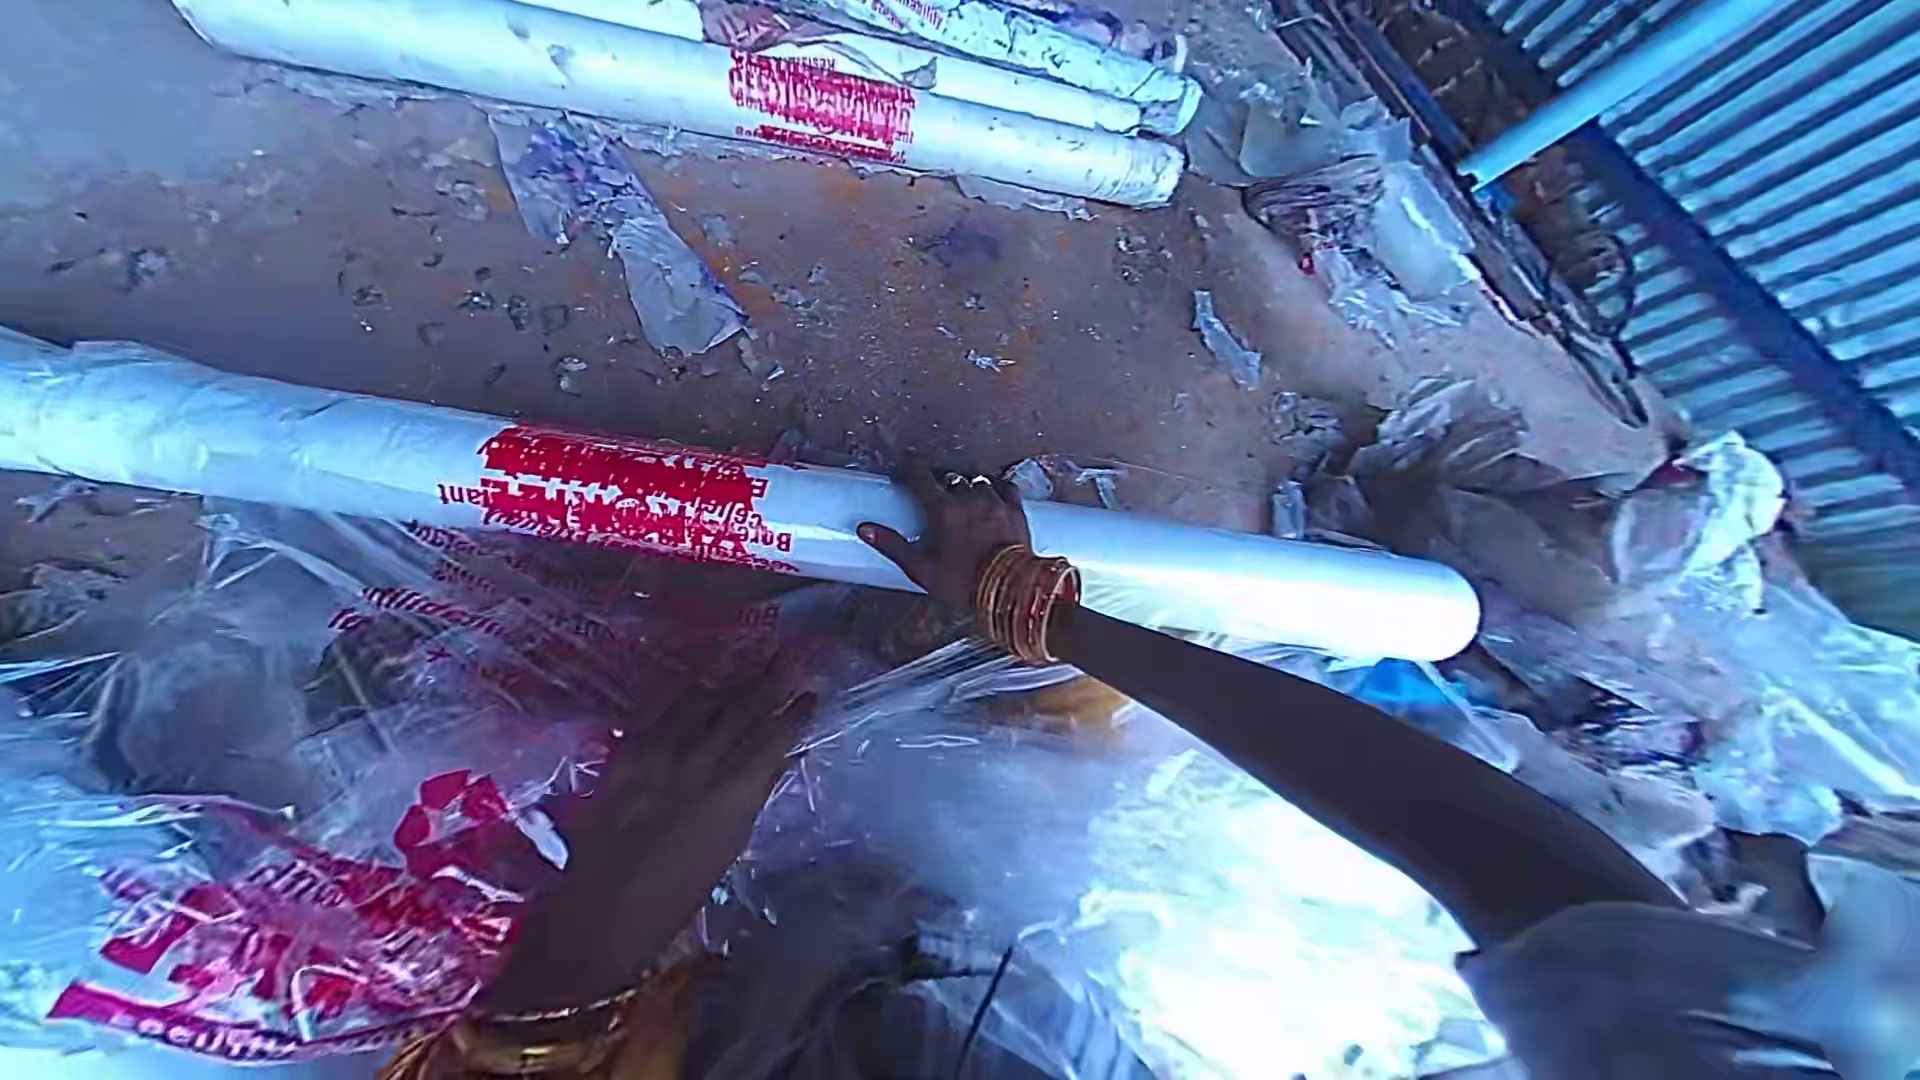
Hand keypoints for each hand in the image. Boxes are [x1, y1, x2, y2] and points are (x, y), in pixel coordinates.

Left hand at [485, 653, 815, 1010]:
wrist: (598, 920)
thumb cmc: (678, 893)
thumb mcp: (730, 844)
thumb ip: (756, 792)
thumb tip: (782, 756)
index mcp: (732, 795)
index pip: (774, 738)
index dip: (795, 712)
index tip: (811, 693)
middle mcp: (699, 766)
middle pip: (743, 710)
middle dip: (770, 680)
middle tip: (789, 656)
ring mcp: (659, 757)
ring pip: (705, 702)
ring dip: (732, 682)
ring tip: (751, 665)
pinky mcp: (627, 757)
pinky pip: (665, 713)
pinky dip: (690, 697)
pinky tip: (702, 687)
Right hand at [858, 464, 1031, 611]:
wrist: (1009, 591)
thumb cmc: (963, 583)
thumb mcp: (922, 568)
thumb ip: (893, 546)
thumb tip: (866, 529)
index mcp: (943, 510)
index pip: (921, 477)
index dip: (911, 468)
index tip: (905, 466)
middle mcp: (969, 499)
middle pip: (950, 478)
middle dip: (940, 482)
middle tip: (935, 492)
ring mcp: (995, 502)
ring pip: (978, 481)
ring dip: (968, 486)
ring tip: (964, 497)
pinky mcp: (1015, 510)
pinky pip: (1006, 486)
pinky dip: (997, 486)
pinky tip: (993, 492)